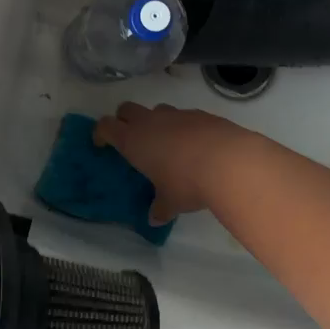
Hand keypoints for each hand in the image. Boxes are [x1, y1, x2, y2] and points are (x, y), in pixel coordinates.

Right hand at [93, 102, 260, 221]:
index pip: (106, 126)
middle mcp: (151, 122)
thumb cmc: (187, 182)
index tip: (102, 145)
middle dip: (124, 120)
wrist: (229, 162)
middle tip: (131, 140)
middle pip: (127, 109)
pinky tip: (195, 146)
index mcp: (134, 141)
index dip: (100, 133)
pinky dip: (183, 127)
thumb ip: (160, 208)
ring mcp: (177, 115)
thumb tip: (155, 219)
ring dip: (155, 122)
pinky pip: (184, 116)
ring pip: (157, 110)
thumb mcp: (170, 202)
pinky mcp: (201, 114)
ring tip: (166, 145)